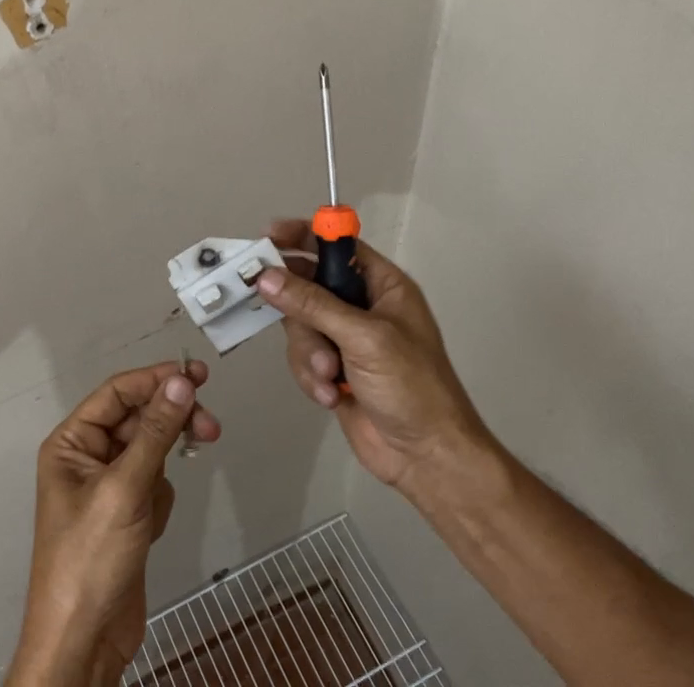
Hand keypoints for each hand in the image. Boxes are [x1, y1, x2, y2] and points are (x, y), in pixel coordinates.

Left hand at [8, 362, 221, 685]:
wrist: (84, 637)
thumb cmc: (91, 559)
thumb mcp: (124, 489)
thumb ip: (156, 433)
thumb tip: (181, 383)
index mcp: (71, 444)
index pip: (117, 393)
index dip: (156, 380)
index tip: (197, 375)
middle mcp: (86, 459)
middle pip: (138, 419)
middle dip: (171, 422)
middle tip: (211, 426)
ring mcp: (107, 488)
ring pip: (150, 452)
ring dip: (166, 464)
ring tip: (165, 496)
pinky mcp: (126, 515)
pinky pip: (154, 485)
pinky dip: (161, 498)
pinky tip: (152, 526)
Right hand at [259, 219, 492, 492]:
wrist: (426, 456)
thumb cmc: (412, 386)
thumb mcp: (364, 338)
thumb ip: (313, 304)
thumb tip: (267, 276)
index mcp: (384, 286)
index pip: (338, 248)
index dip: (304, 237)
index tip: (268, 237)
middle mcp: (363, 307)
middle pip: (308, 287)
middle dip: (301, 314)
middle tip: (282, 313)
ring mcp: (346, 340)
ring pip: (300, 327)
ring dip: (309, 354)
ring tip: (329, 376)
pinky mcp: (333, 370)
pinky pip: (302, 358)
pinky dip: (311, 377)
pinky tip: (330, 396)